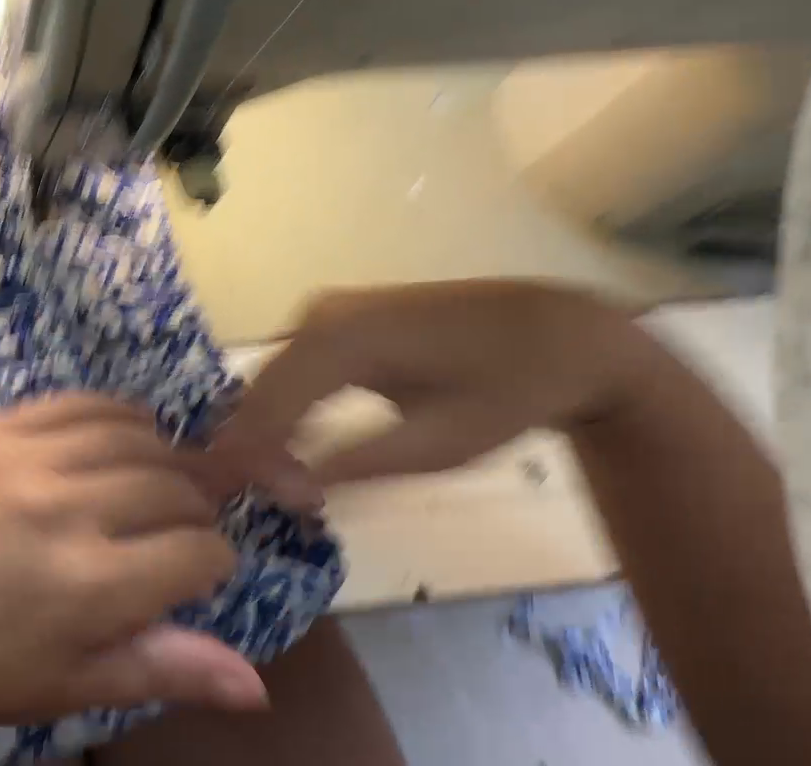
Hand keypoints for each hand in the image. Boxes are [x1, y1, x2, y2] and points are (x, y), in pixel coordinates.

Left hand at [0, 393, 267, 727]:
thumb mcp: (62, 686)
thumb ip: (160, 669)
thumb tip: (258, 684)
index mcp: (90, 586)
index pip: (199, 551)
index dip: (214, 562)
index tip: (199, 569)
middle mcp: (67, 507)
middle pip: (174, 484)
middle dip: (195, 507)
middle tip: (183, 526)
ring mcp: (26, 456)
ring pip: (134, 435)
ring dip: (164, 455)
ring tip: (161, 479)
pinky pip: (76, 401)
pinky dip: (115, 412)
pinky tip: (123, 430)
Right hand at [215, 279, 657, 503]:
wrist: (562, 334)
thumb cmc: (509, 393)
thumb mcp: (441, 445)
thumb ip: (355, 465)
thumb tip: (285, 489)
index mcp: (339, 340)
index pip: (268, 406)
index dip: (250, 456)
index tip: (248, 501)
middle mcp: (318, 315)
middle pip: (261, 388)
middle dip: (249, 442)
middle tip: (251, 494)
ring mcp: (324, 309)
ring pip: (271, 376)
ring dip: (262, 424)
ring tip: (263, 476)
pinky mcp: (336, 315)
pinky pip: (292, 364)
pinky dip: (283, 402)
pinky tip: (285, 440)